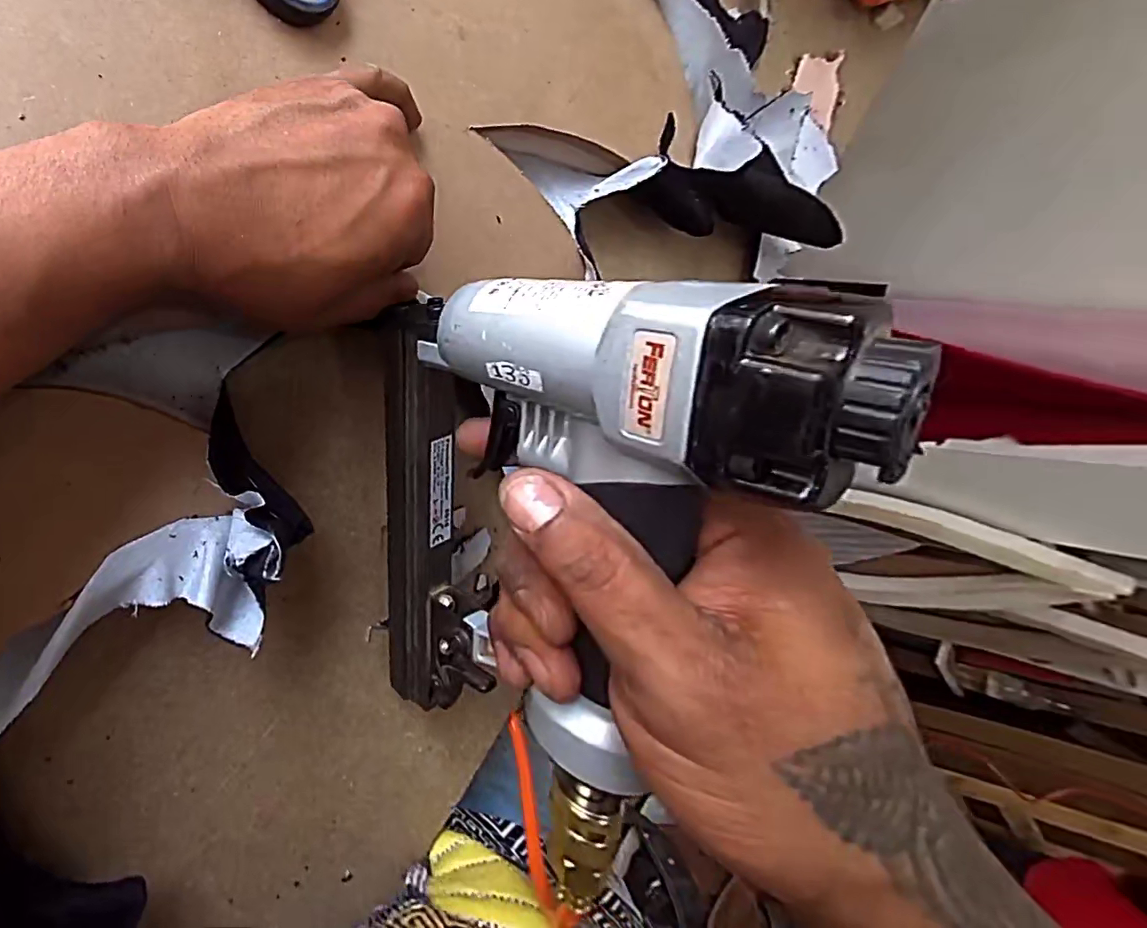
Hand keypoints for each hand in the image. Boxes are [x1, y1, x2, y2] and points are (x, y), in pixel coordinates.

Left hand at [153, 68, 433, 330]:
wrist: (178, 209)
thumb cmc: (239, 259)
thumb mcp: (318, 310)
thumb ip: (374, 298)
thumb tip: (397, 286)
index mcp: (405, 213)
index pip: (413, 240)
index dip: (380, 257)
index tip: (352, 262)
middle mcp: (393, 153)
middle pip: (401, 191)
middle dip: (371, 214)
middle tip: (321, 232)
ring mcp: (359, 112)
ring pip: (385, 147)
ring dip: (366, 168)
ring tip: (320, 192)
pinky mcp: (323, 88)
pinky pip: (374, 88)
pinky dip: (386, 102)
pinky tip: (391, 115)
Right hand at [463, 425, 1044, 927]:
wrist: (833, 871)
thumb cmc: (798, 782)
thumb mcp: (677, 667)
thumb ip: (597, 570)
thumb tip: (532, 491)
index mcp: (735, 537)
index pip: (622, 464)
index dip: (546, 461)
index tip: (485, 447)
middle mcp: (701, 555)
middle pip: (572, 521)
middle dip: (541, 583)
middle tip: (555, 634)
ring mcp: (670, 593)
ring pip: (559, 568)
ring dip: (538, 621)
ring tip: (560, 672)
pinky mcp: (647, 627)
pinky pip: (570, 607)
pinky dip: (546, 639)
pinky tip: (554, 673)